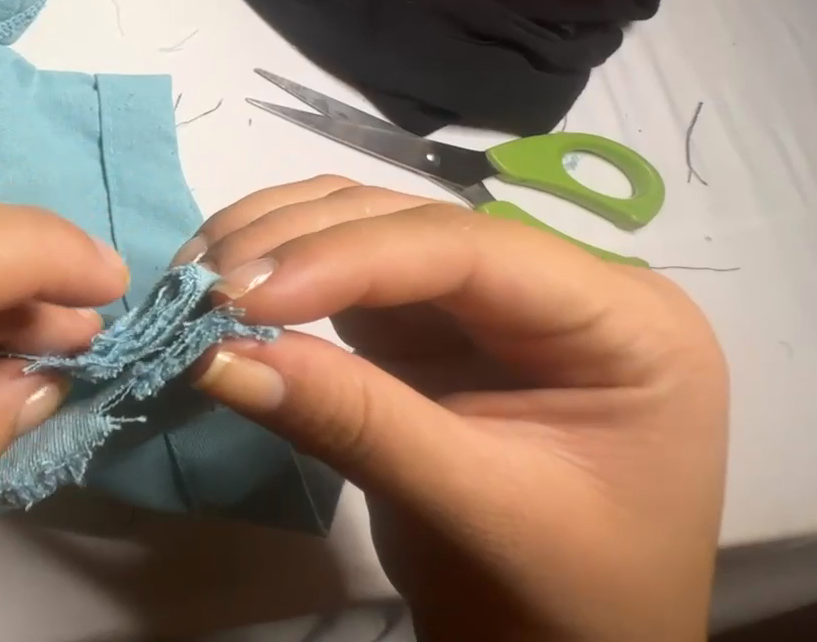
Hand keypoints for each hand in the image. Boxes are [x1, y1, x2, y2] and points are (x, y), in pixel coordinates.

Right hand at [182, 178, 728, 641]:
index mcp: (620, 322)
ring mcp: (473, 290)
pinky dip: (269, 263)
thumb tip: (215, 353)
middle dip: (288, 245)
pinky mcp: (414, 310)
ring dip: (265, 239)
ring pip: (353, 219)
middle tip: (198, 291)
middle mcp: (547, 279)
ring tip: (195, 281)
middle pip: (397, 219)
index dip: (340, 259)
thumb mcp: (468, 511)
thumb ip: (350, 420)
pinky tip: (224, 285)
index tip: (239, 297)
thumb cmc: (554, 597)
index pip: (463, 249)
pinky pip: (329, 258)